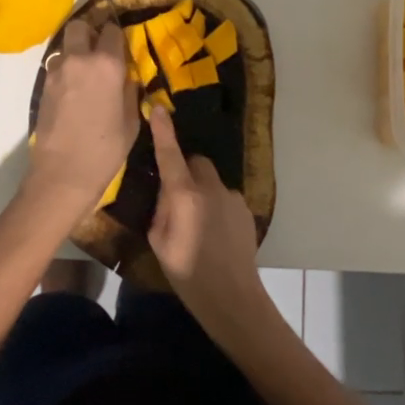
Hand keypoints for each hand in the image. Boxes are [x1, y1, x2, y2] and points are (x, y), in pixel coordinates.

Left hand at [29, 20, 138, 201]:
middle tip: (99, 51)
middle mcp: (79, 59)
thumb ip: (129, 91)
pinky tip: (74, 90)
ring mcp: (56, 72)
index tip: (121, 48)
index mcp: (107, 64)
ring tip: (85, 73)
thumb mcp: (131, 121)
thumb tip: (127, 78)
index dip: (117, 37)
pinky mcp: (43, 86)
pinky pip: (56, 66)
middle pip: (80, 26)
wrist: (63, 173)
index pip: (111, 31)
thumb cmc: (105, 149)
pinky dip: (65, 70)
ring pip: (64, 46)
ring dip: (75, 52)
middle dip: (90, 33)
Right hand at [147, 105, 265, 327]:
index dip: (163, 130)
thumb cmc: (187, 273)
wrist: (231, 296)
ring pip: (210, 181)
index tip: (158, 108)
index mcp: (184, 195)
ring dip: (201, 191)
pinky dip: (215, 205)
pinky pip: (224, 197)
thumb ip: (162, 207)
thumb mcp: (159, 240)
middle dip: (184, 170)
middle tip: (175, 198)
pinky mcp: (246, 208)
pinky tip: (214, 233)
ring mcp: (232, 196)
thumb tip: (168, 192)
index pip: (170, 154)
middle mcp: (210, 188)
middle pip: (195, 162)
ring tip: (196, 223)